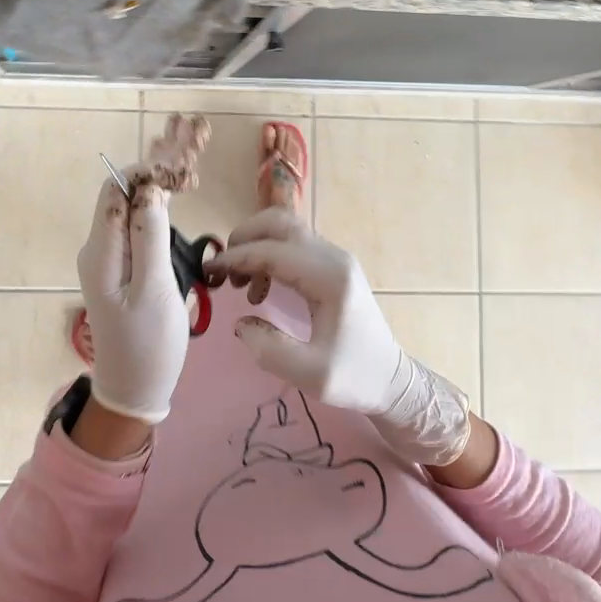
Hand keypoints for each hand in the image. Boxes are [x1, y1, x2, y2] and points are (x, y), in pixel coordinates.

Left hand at [75, 177, 188, 423]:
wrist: (133, 392)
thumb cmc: (148, 345)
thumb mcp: (155, 289)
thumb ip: (150, 237)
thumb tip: (151, 189)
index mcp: (100, 252)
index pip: (115, 189)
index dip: (145, 173)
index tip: (183, 175)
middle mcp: (98, 249)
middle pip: (121, 196)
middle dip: (153, 180)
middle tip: (192, 177)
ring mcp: (108, 260)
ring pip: (129, 212)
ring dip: (156, 198)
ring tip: (189, 187)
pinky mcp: (121, 270)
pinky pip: (134, 232)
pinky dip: (155, 219)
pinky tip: (175, 214)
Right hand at [204, 208, 471, 466]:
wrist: (392, 379)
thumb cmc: (355, 377)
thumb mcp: (311, 375)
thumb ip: (269, 349)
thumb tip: (240, 324)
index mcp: (330, 279)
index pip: (273, 252)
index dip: (236, 258)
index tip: (208, 272)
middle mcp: (333, 258)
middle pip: (280, 222)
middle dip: (244, 237)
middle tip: (223, 269)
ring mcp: (335, 258)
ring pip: (285, 229)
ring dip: (255, 246)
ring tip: (239, 285)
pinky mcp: (332, 266)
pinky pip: (293, 245)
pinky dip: (268, 256)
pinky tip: (260, 291)